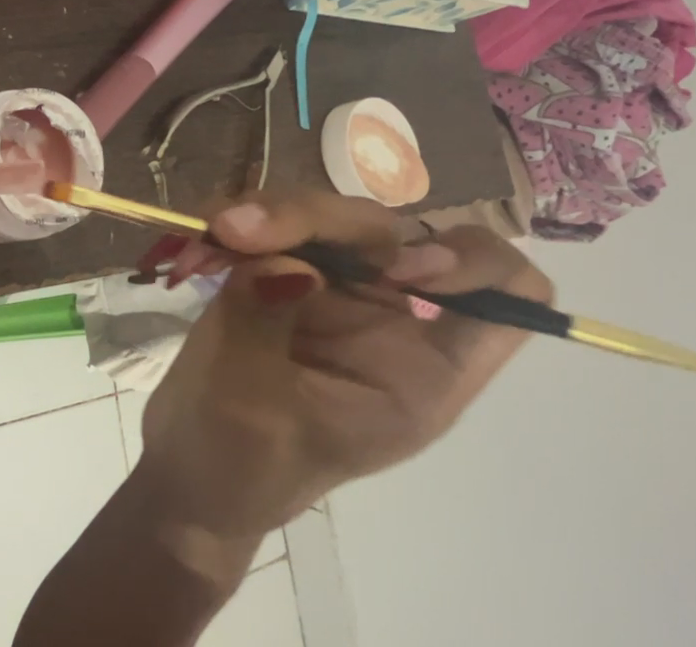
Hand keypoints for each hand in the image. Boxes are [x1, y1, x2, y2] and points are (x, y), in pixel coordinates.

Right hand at [138, 190, 553, 538]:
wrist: (190, 477)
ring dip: (260, 217)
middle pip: (386, 233)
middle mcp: (387, 317)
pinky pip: (264, 228)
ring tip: (205, 237)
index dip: (469, 264)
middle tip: (237, 229)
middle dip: (313, 219)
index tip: (395, 271)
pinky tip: (190, 253)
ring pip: (321, 218)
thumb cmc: (242, 466)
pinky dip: (226, 229)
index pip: (505, 293)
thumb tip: (275, 259)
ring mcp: (329, 291)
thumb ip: (266, 324)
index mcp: (421, 365)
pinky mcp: (273, 277)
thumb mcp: (255, 405)